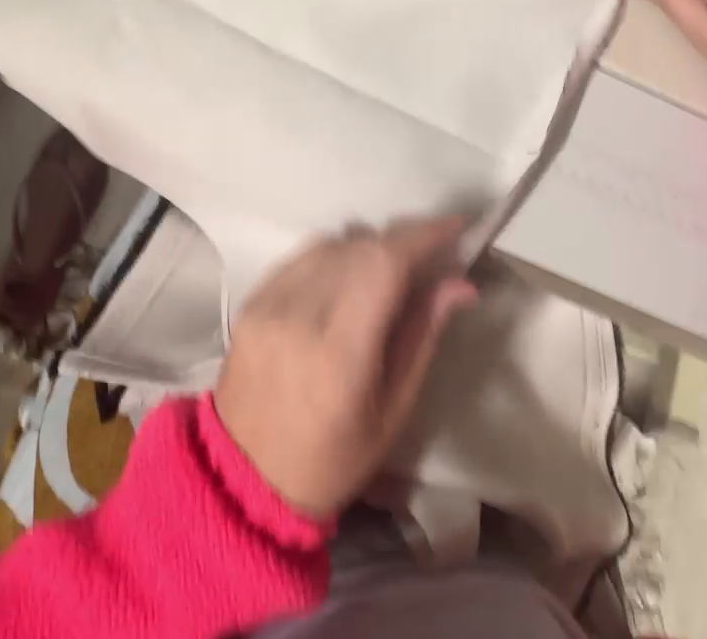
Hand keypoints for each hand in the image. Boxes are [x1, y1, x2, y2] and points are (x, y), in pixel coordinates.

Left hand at [214, 217, 477, 519]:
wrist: (243, 479)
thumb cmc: (333, 458)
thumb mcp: (393, 409)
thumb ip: (424, 335)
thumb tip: (462, 283)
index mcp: (339, 351)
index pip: (384, 264)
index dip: (423, 236)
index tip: (457, 228)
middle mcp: (299, 316)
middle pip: (360, 246)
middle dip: (403, 241)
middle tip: (432, 255)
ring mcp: (268, 305)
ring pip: (330, 244)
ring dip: (368, 246)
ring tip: (390, 271)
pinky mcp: (250, 303)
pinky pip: (300, 257)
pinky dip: (333, 256)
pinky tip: (347, 278)